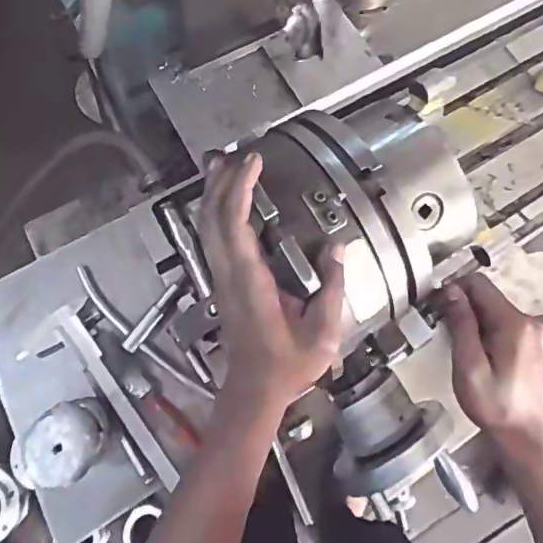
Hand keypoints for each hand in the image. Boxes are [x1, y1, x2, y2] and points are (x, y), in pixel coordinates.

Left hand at [197, 152, 348, 420]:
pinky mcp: (224, 281)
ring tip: (223, 164)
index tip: (252, 162)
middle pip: (212, 217)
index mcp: (249, 281)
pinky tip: (226, 200)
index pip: (234, 224)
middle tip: (236, 153)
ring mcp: (221, 277)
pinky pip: (213, 236)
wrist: (255, 389)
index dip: (239, 187)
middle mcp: (228, 274)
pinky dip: (216, 210)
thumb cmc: (287, 365)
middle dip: (221, 180)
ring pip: (206, 225)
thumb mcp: (322, 333)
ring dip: (213, 192)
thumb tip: (336, 248)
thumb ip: (331, 288)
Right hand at [437, 273, 542, 457]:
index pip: (479, 284)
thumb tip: (450, 290)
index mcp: (514, 323)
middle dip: (461, 305)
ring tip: (457, 343)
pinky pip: (501, 322)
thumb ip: (461, 325)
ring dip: (471, 318)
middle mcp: (528, 320)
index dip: (453, 289)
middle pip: (486, 295)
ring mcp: (532, 331)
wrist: (523, 437)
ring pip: (492, 308)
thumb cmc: (493, 404)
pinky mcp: (531, 342)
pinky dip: (483, 328)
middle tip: (443, 328)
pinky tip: (474, 350)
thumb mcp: (469, 366)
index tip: (436, 308)